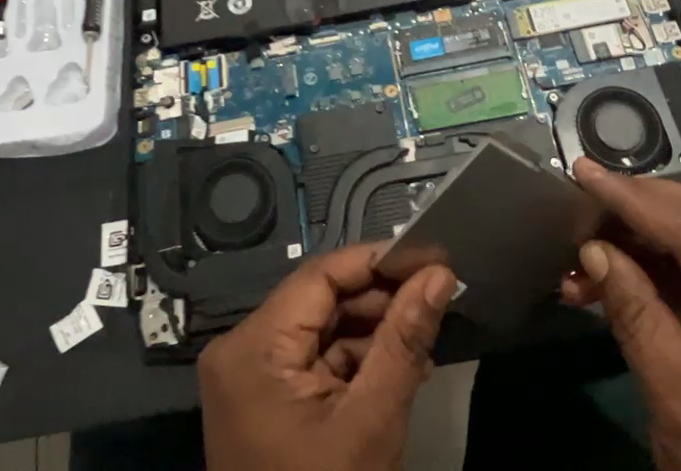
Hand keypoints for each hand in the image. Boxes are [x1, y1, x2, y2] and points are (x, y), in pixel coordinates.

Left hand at [198, 243, 457, 470]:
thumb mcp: (371, 421)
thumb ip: (404, 341)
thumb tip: (439, 275)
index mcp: (253, 346)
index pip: (320, 275)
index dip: (376, 261)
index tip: (429, 258)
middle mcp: (242, 349)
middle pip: (319, 300)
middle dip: (379, 299)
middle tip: (436, 297)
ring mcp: (250, 375)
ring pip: (320, 328)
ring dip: (371, 330)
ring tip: (425, 334)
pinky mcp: (263, 397)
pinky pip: (313, 359)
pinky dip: (354, 360)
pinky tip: (398, 364)